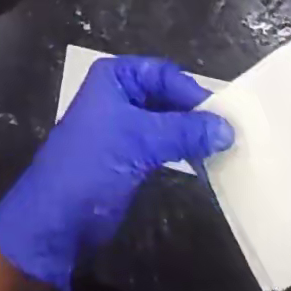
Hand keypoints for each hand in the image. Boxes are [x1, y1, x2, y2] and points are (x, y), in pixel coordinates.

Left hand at [0, 56, 232, 290]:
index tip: (225, 116)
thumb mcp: (140, 141)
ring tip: (226, 149)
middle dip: (196, 113)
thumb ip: (185, 131)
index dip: (192, 91)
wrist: (57, 217)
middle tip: (233, 133)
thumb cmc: (93, 165)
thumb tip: (228, 128)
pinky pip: (164, 143)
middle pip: (167, 95)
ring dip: (193, 133)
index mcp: (114, 78)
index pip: (164, 73)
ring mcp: (123, 125)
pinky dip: (184, 149)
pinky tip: (206, 162)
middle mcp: (118, 94)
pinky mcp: (128, 153)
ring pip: (167, 120)